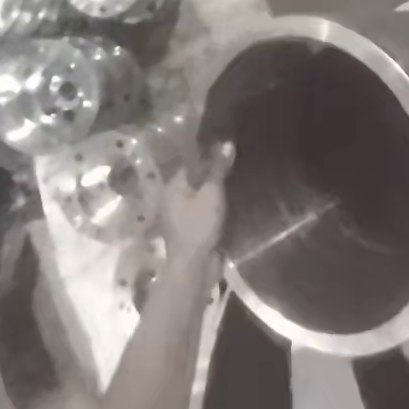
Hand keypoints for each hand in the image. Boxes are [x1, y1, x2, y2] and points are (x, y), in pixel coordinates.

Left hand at [161, 141, 234, 267]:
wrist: (194, 265)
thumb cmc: (199, 226)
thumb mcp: (212, 194)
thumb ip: (218, 170)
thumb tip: (227, 143)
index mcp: (172, 187)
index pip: (190, 164)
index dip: (208, 157)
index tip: (228, 152)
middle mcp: (171, 200)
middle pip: (195, 181)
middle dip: (213, 176)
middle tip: (235, 168)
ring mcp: (179, 217)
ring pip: (200, 198)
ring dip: (215, 194)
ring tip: (237, 184)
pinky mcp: (190, 231)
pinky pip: (203, 212)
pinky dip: (215, 208)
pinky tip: (231, 205)